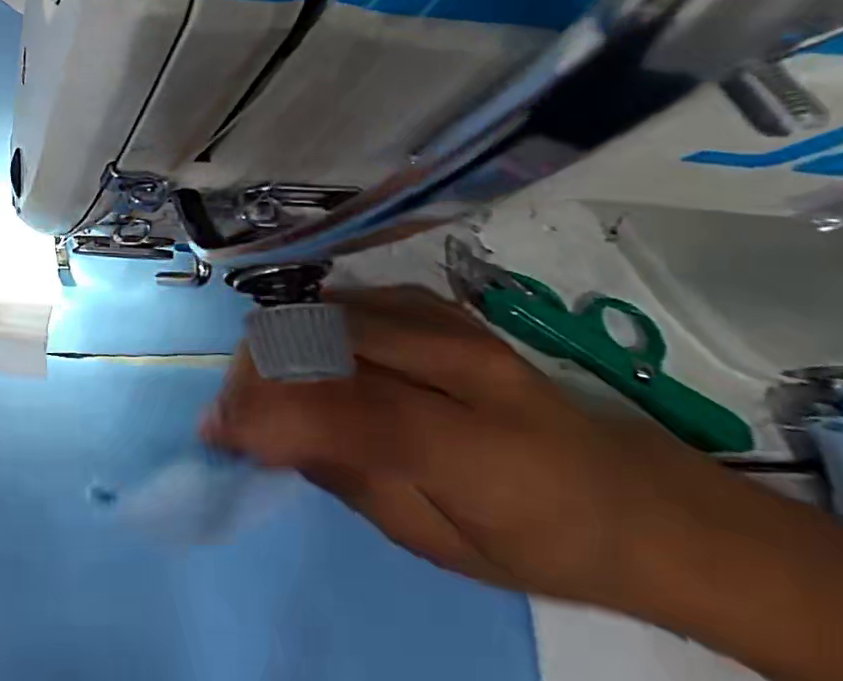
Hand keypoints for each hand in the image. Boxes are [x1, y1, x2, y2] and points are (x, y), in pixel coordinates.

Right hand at [201, 286, 729, 609]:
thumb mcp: (434, 541)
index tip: (215, 431)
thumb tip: (261, 431)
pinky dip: (308, 331)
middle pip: (321, 340)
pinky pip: (341, 301)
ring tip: (271, 392)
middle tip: (241, 415)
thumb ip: (344, 475)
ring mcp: (447, 320)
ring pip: (320, 311)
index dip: (267, 414)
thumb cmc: (533, 539)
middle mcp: (462, 362)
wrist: (626, 495)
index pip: (351, 409)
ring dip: (276, 349)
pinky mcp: (433, 301)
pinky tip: (316, 365)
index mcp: (479, 446)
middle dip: (258, 373)